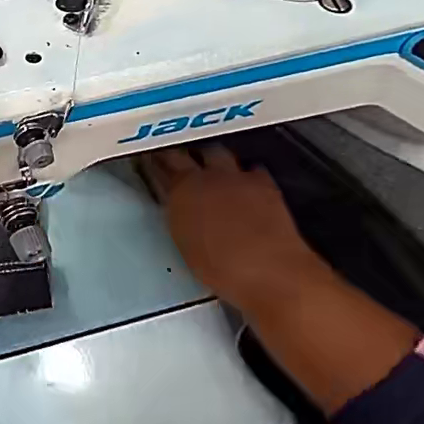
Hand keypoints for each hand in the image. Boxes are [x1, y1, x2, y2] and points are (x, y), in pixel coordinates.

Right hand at [138, 141, 328, 309]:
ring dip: (211, 157)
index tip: (154, 160)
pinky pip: (251, 168)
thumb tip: (180, 205)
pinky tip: (246, 182)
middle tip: (177, 158)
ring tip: (210, 165)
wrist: (269, 270)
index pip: (163, 165)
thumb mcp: (185, 242)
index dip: (157, 161)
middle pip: (187, 153)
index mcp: (181, 190)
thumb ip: (180, 214)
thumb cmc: (220, 267)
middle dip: (180, 154)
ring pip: (218, 152)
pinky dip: (246, 173)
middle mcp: (206, 176)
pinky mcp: (264, 184)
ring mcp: (236, 177)